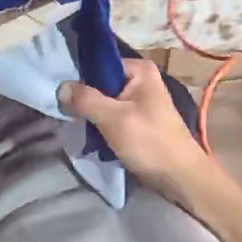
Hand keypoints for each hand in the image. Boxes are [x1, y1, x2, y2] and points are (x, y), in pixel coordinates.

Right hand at [59, 59, 227, 202]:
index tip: (61, 92)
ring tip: (76, 124)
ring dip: (90, 113)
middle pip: (99, 82)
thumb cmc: (151, 144)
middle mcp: (140, 79)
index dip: (79, 77)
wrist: (181, 179)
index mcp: (139, 70)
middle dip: (83, 98)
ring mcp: (138, 100)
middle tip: (66, 112)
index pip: (98, 63)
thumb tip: (59, 87)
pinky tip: (89, 134)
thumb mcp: (114, 119)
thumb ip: (85, 100)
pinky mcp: (136, 119)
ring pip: (103, 100)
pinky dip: (99, 124)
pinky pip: (110, 115)